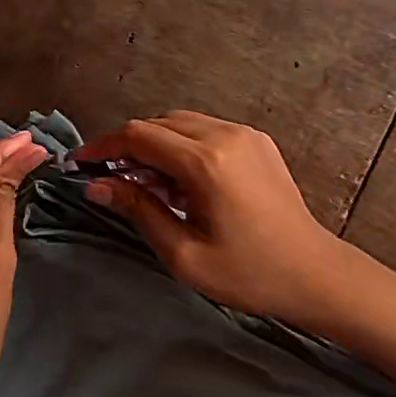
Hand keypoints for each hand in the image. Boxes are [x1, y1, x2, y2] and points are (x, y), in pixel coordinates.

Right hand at [77, 111, 356, 323]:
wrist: (315, 273)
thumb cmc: (248, 274)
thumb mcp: (183, 253)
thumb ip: (138, 210)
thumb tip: (97, 185)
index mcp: (207, 163)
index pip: (139, 135)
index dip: (104, 147)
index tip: (81, 163)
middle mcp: (225, 135)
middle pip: (157, 123)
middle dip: (128, 148)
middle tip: (114, 183)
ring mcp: (244, 133)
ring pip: (179, 123)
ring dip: (155, 146)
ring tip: (150, 187)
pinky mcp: (256, 139)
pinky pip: (204, 129)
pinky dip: (181, 146)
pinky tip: (182, 181)